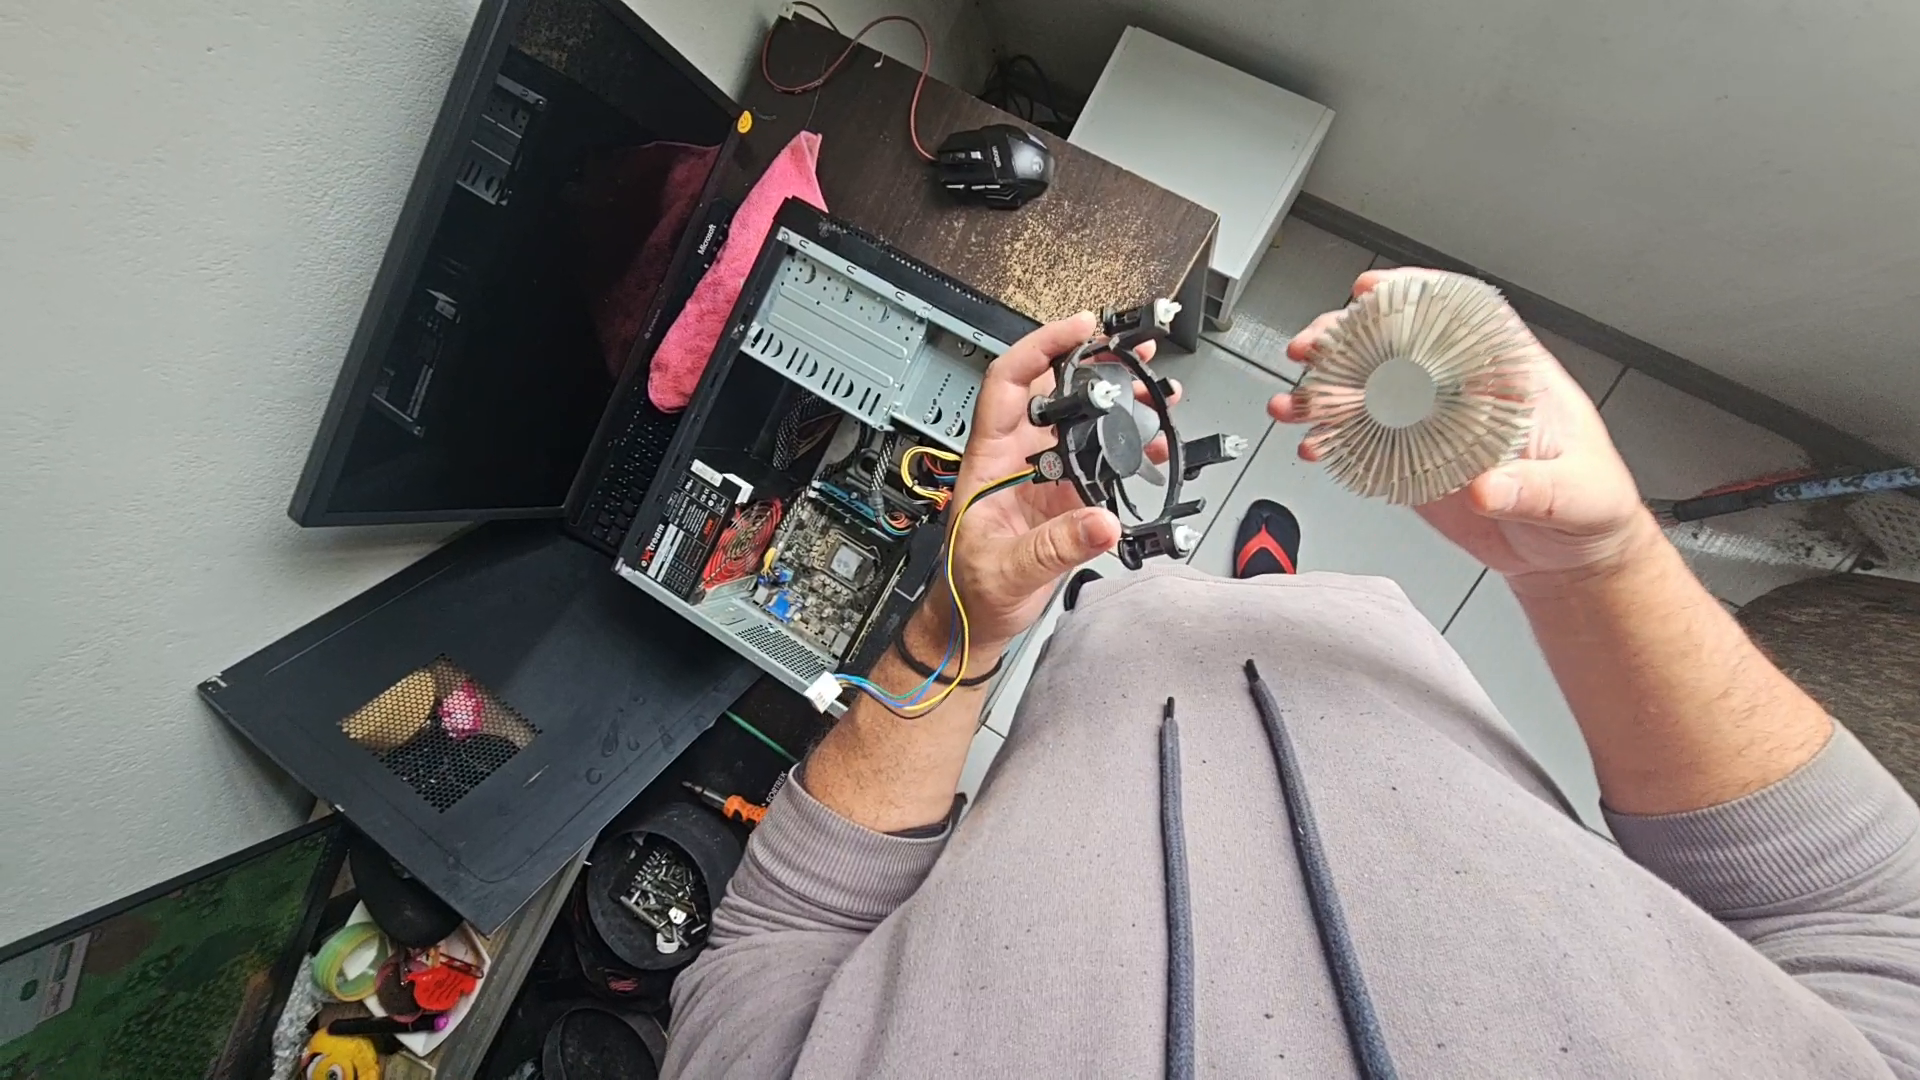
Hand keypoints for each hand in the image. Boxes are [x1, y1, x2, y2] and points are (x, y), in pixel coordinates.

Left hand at [925, 312, 1171, 657]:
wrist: (977, 618)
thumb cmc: (971, 588)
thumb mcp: (1006, 568)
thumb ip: (1054, 547)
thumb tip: (1103, 523)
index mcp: (988, 460)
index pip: (1007, 384)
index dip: (1040, 348)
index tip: (1080, 329)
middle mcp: (1016, 458)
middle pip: (1052, 392)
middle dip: (1094, 365)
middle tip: (1135, 351)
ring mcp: (1042, 475)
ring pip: (1080, 422)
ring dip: (1117, 403)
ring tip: (1154, 391)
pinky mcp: (1063, 497)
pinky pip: (1098, 461)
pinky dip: (1126, 449)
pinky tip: (1150, 448)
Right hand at [1268, 268, 1654, 583]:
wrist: (1564, 556)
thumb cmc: (1589, 511)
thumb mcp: (1578, 494)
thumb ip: (1534, 489)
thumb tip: (1488, 486)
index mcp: (1510, 380)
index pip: (1460, 319)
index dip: (1413, 296)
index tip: (1372, 290)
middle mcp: (1461, 395)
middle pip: (1394, 351)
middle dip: (1343, 343)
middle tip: (1309, 347)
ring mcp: (1429, 428)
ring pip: (1366, 396)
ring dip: (1322, 396)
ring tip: (1290, 404)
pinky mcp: (1408, 462)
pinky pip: (1360, 445)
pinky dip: (1330, 444)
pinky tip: (1313, 446)